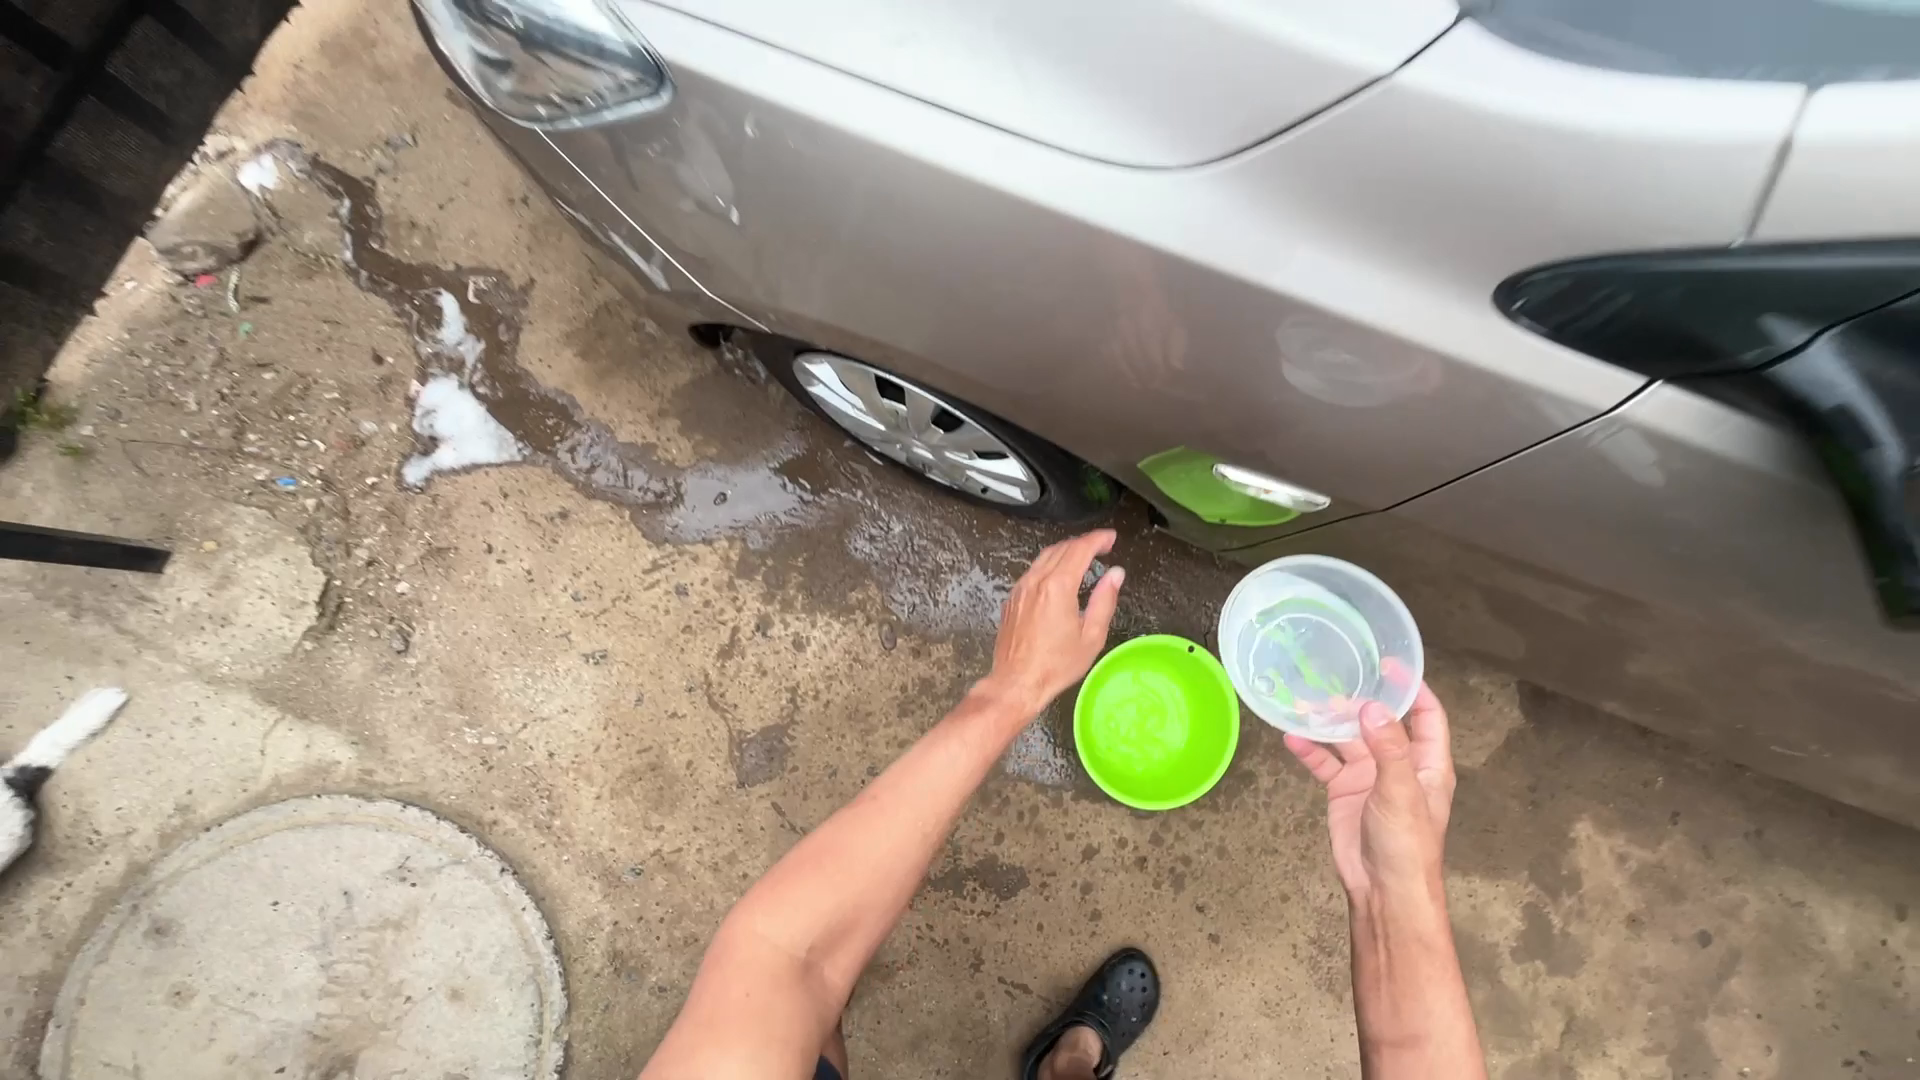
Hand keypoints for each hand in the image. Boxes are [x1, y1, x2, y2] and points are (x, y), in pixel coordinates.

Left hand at [982, 529, 1124, 715]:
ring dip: (1065, 551)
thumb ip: (1105, 600)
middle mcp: (1036, 581)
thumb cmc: (1056, 665)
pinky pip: (1033, 571)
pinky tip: (1059, 575)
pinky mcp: (1012, 599)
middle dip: (1083, 542)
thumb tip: (1116, 574)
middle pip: (1061, 548)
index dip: (1098, 539)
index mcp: (1058, 587)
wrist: (1016, 682)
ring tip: (1083, 556)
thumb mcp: (1091, 636)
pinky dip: (1050, 564)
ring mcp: (1020, 589)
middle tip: (1102, 546)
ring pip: (1044, 557)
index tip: (1111, 538)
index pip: (1080, 549)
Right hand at [1284, 681, 1455, 900]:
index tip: (1390, 663)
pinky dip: (1308, 749)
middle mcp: (1397, 764)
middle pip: (1379, 722)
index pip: (1427, 716)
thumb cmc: (1406, 843)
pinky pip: (1324, 763)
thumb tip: (1370, 707)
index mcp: (1425, 763)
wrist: (1382, 889)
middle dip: (1360, 699)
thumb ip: (1388, 749)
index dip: (1413, 689)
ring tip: (1304, 698)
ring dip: (1328, 721)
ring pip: (1347, 739)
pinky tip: (1290, 735)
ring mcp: (1368, 777)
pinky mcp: (1343, 791)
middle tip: (1333, 673)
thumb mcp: (1402, 793)